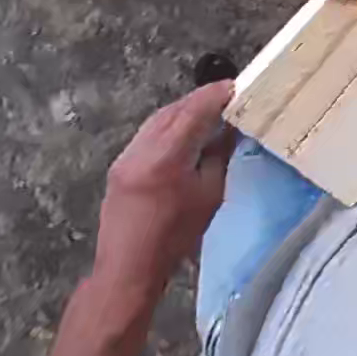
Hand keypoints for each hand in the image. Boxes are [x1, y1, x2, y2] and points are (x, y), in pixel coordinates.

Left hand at [92, 81, 236, 289]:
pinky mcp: (120, 164)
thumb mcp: (209, 195)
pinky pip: (148, 132)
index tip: (236, 86)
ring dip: (184, 110)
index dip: (216, 94)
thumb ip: (219, 155)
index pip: (194, 111)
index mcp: (166, 157)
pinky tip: (184, 131)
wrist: (128, 269)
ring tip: (209, 110)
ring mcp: (126, 155)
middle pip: (174, 110)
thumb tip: (230, 129)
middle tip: (227, 96)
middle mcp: (142, 149)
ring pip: (159, 118)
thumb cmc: (175, 238)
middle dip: (201, 99)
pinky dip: (169, 124)